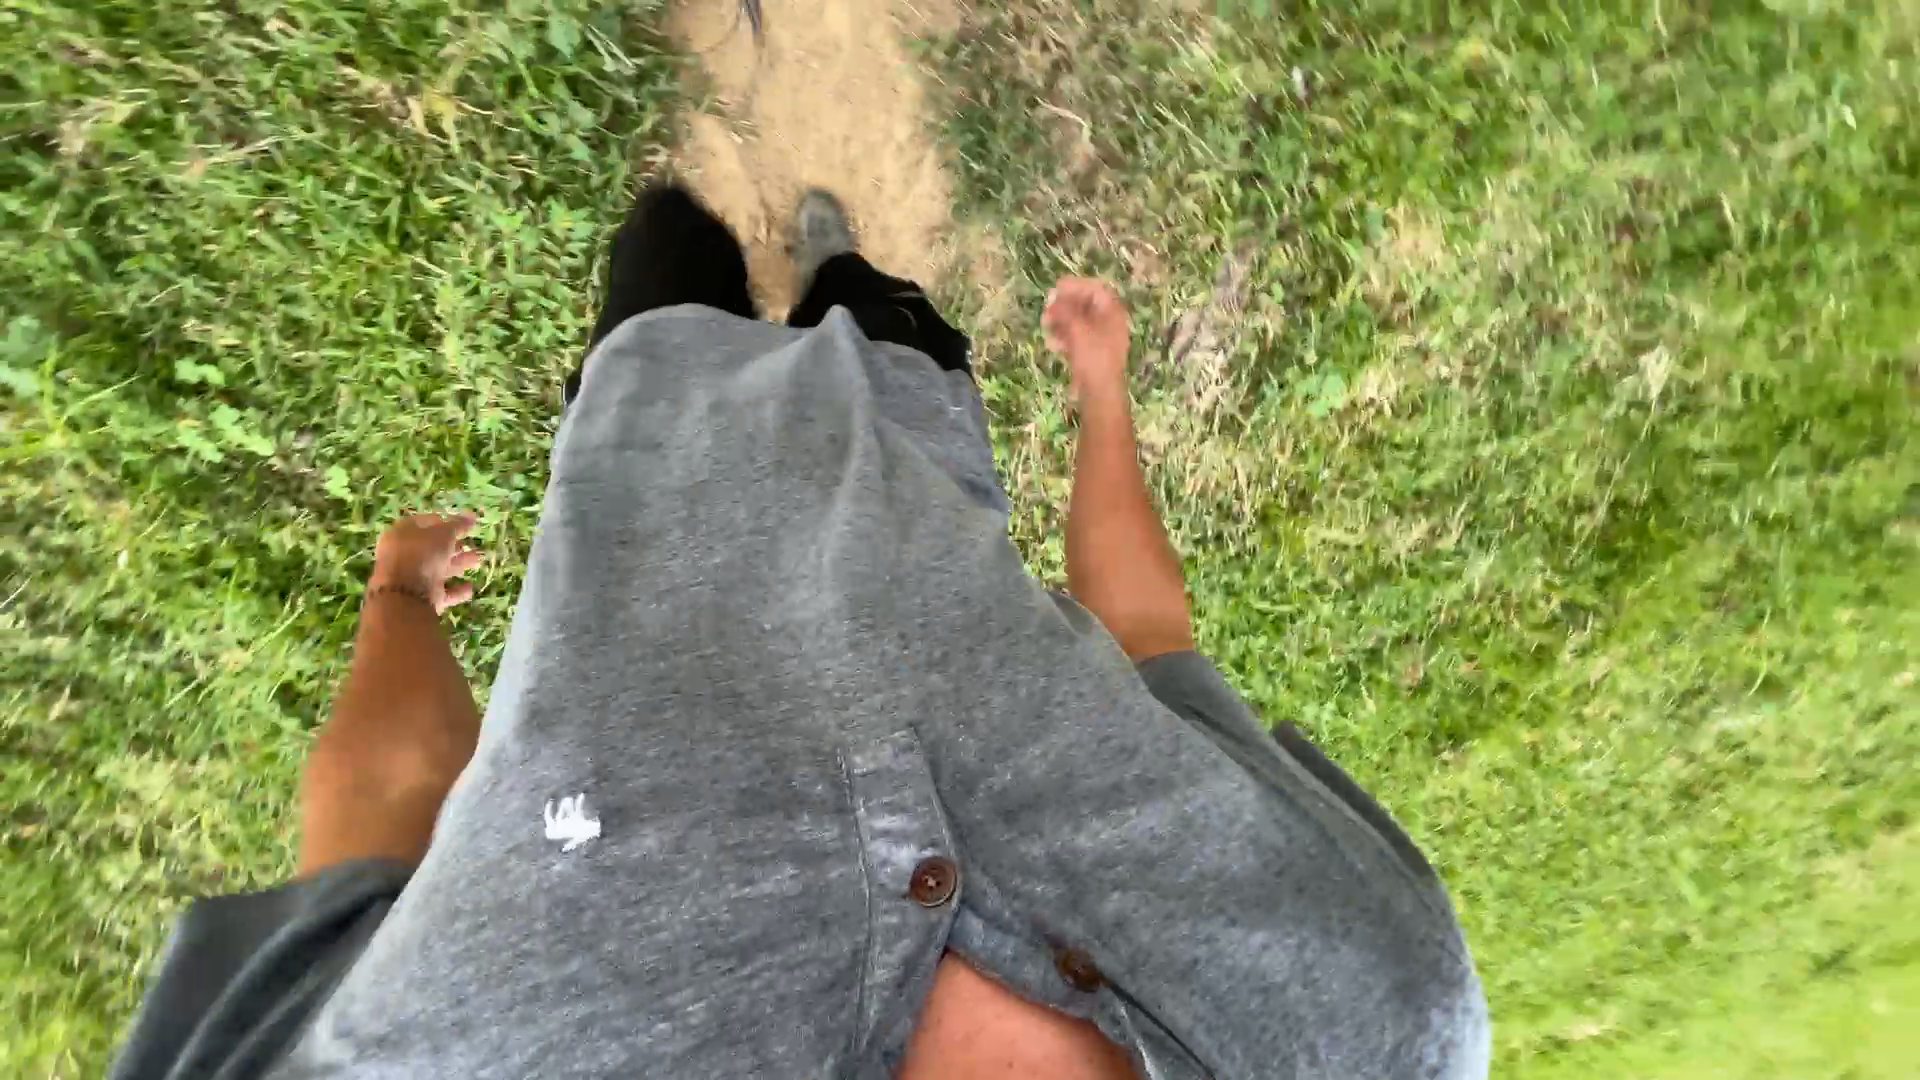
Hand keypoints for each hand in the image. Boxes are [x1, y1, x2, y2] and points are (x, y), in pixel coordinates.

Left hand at [369, 513, 484, 613]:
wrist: (406, 594)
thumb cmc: (422, 554)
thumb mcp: (443, 533)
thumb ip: (458, 524)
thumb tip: (471, 516)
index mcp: (401, 534)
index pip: (423, 523)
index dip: (444, 522)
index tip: (463, 525)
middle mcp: (404, 554)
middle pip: (432, 547)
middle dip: (455, 546)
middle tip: (472, 543)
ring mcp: (412, 576)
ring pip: (439, 567)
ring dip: (459, 564)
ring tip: (478, 560)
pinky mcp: (421, 595)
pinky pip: (442, 590)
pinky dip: (456, 589)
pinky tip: (470, 587)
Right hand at [1042, 277, 1131, 402]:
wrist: (1099, 393)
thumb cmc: (1093, 357)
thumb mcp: (1077, 329)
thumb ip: (1065, 310)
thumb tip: (1053, 296)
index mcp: (1113, 313)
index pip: (1095, 290)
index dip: (1075, 287)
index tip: (1056, 288)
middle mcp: (1110, 323)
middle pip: (1086, 306)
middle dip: (1064, 306)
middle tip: (1046, 308)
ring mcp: (1102, 340)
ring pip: (1079, 324)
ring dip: (1061, 322)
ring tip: (1045, 325)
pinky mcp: (1092, 355)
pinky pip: (1078, 339)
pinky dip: (1065, 337)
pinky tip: (1052, 343)